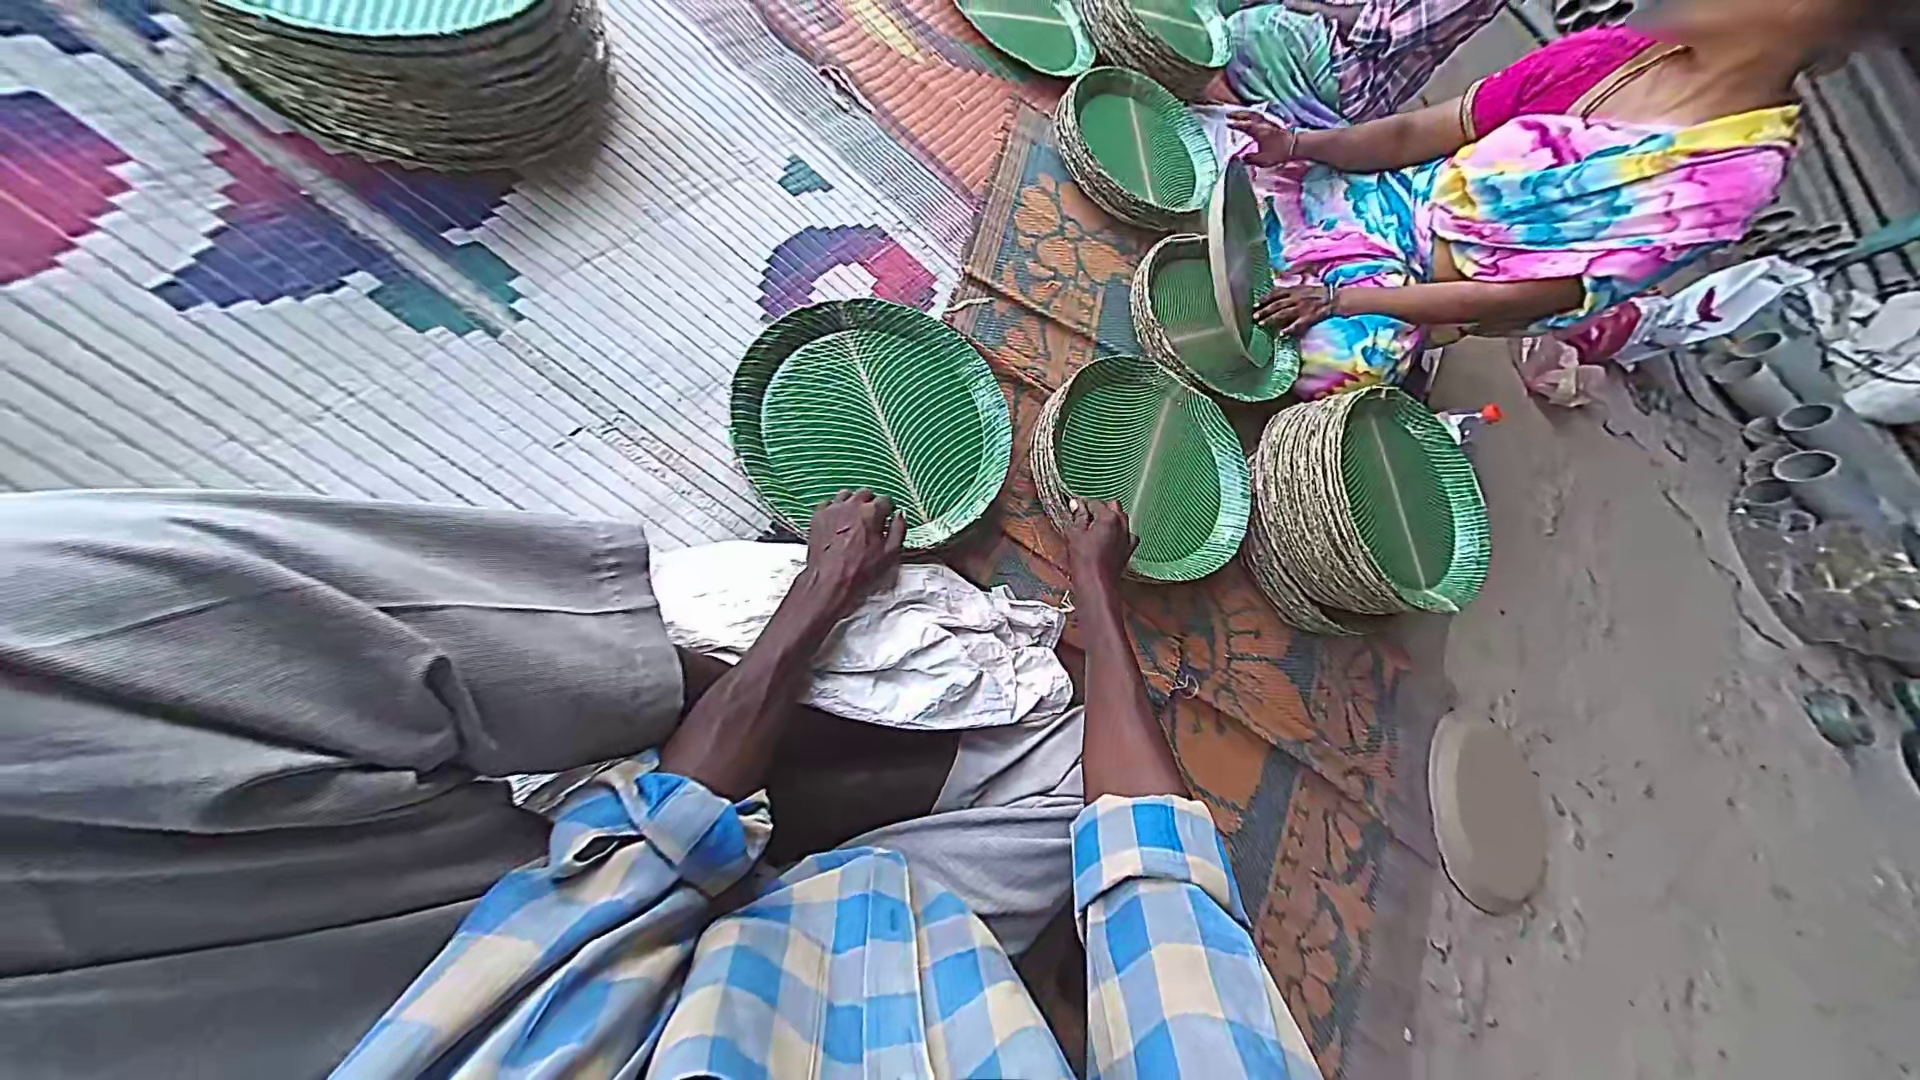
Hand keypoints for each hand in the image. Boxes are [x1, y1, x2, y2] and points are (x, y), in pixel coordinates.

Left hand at [795, 489, 905, 621]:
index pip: (885, 500)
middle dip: (870, 503)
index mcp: (872, 512)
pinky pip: (828, 503)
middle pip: (865, 494)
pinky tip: (837, 519)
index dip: (888, 510)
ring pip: (845, 495)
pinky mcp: (818, 516)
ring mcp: (833, 509)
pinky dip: (834, 508)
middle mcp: (852, 505)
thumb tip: (900, 515)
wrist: (829, 580)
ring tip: (854, 517)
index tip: (886, 518)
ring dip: (852, 502)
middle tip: (871, 518)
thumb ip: (898, 530)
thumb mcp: (890, 554)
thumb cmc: (862, 569)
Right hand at [1062, 498, 1136, 588]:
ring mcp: (1127, 536)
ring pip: (1121, 519)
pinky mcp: (1129, 549)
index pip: (1094, 502)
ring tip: (1095, 528)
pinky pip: (1126, 534)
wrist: (1096, 583)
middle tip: (1084, 516)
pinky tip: (1108, 539)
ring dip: (1110, 519)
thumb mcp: (1074, 534)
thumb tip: (1077, 505)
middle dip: (1099, 508)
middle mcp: (1122, 524)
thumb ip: (1078, 517)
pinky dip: (1118, 533)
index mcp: (1108, 517)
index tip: (1075, 507)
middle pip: (1112, 506)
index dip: (1082, 504)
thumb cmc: (1085, 561)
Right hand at [1226, 111, 1299, 167]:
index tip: (1227, 124)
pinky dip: (1253, 115)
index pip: (1244, 126)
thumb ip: (1249, 158)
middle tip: (1228, 114)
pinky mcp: (1272, 124)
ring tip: (1237, 114)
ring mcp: (1268, 122)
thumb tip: (1241, 158)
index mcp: (1258, 131)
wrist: (1295, 146)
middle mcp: (1263, 124)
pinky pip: (1260, 116)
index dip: (1235, 125)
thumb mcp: (1261, 160)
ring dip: (1245, 113)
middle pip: (1249, 115)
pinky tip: (1250, 117)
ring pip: (1254, 114)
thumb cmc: (1278, 153)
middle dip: (1238, 114)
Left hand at [1255, 284, 1336, 336]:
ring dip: (1271, 319)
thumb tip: (1274, 293)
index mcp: (1295, 290)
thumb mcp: (1302, 287)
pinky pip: (1297, 324)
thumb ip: (1289, 291)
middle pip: (1277, 305)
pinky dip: (1289, 329)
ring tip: (1261, 324)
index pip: (1276, 294)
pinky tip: (1281, 334)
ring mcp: (1302, 308)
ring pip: (1284, 314)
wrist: (1334, 298)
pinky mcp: (1309, 317)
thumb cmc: (1317, 293)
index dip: (1264, 299)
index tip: (1254, 305)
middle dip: (1264, 311)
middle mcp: (1297, 298)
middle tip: (1254, 316)